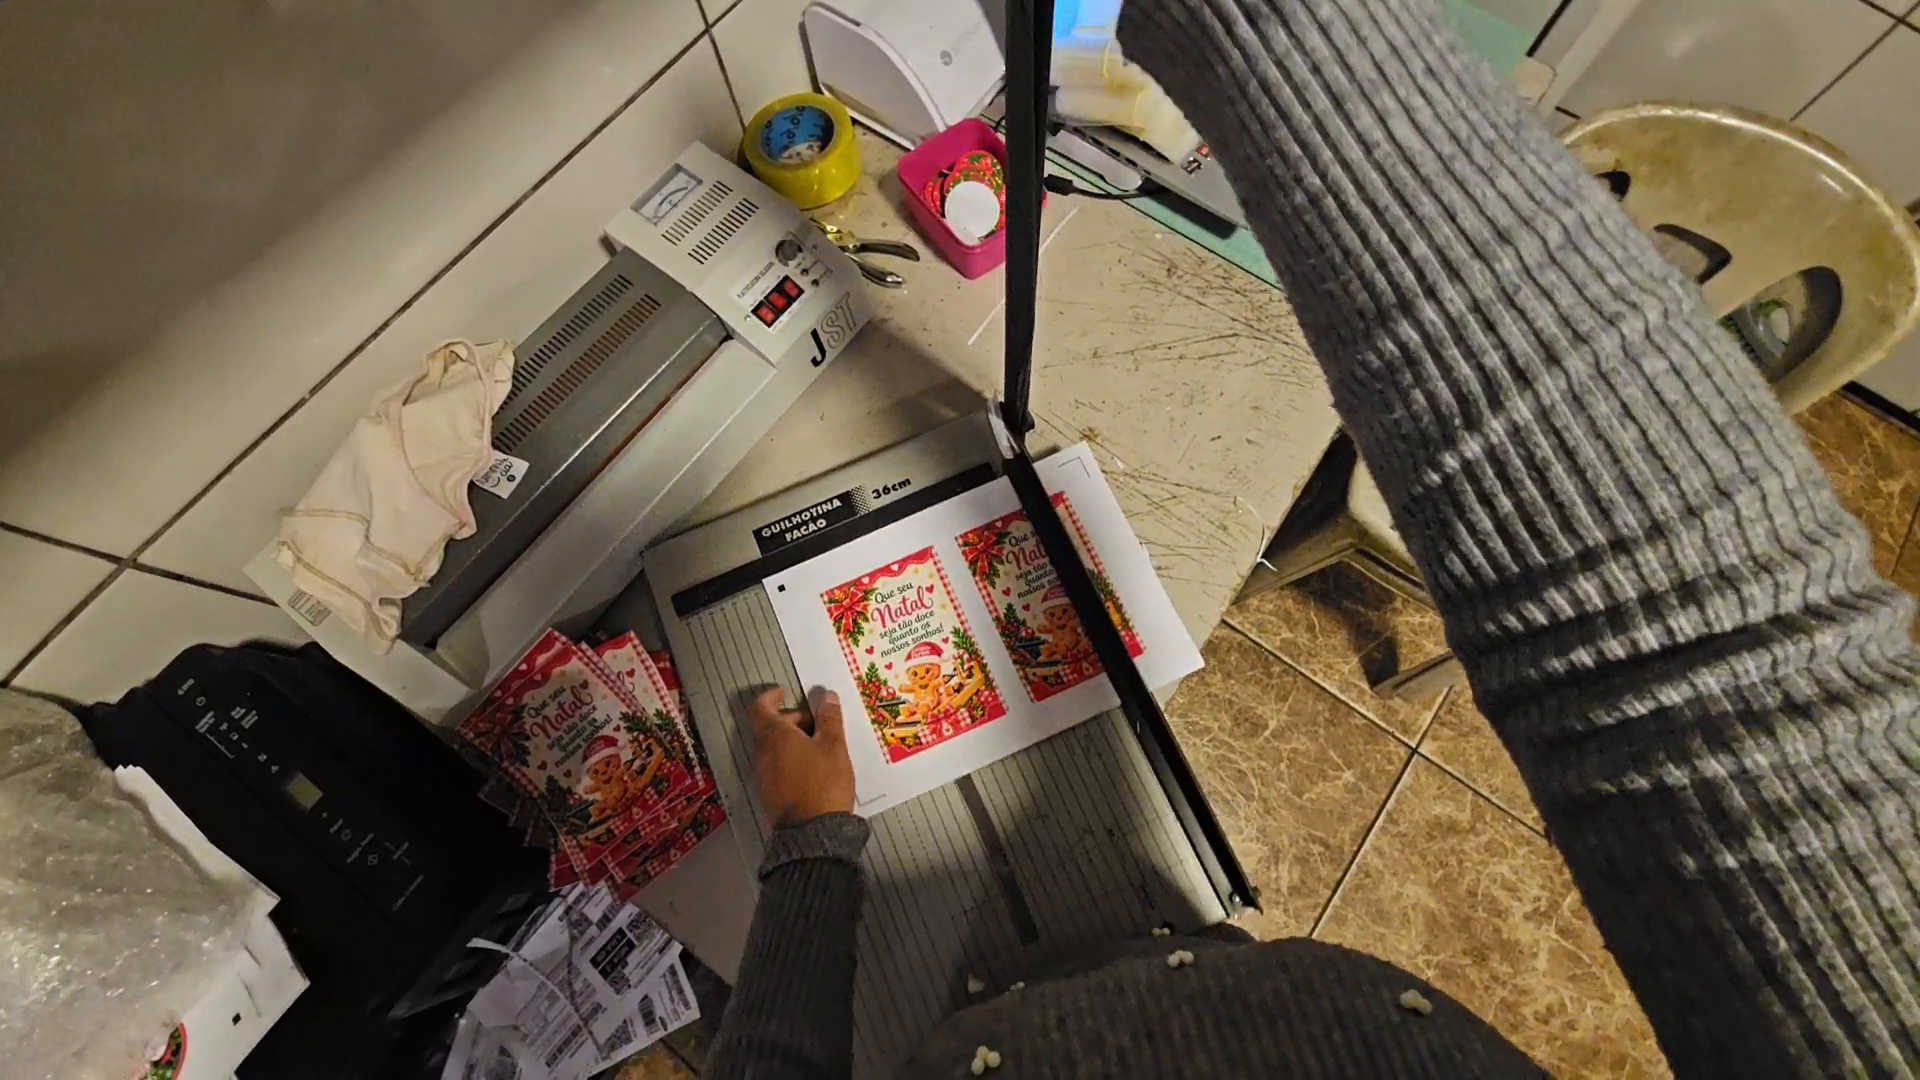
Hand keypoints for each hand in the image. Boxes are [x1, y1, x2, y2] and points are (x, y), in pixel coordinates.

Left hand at [749, 687, 855, 828]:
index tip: (786, 692)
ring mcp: (763, 775)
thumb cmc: (824, 782)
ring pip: (773, 747)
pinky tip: (812, 767)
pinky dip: (789, 757)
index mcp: (775, 736)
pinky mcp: (769, 793)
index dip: (771, 697)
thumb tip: (826, 696)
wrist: (813, 833)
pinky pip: (775, 765)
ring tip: (819, 745)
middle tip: (817, 722)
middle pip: (769, 727)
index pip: (761, 708)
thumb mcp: (834, 746)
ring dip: (791, 739)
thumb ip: (829, 718)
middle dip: (791, 719)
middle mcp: (763, 753)